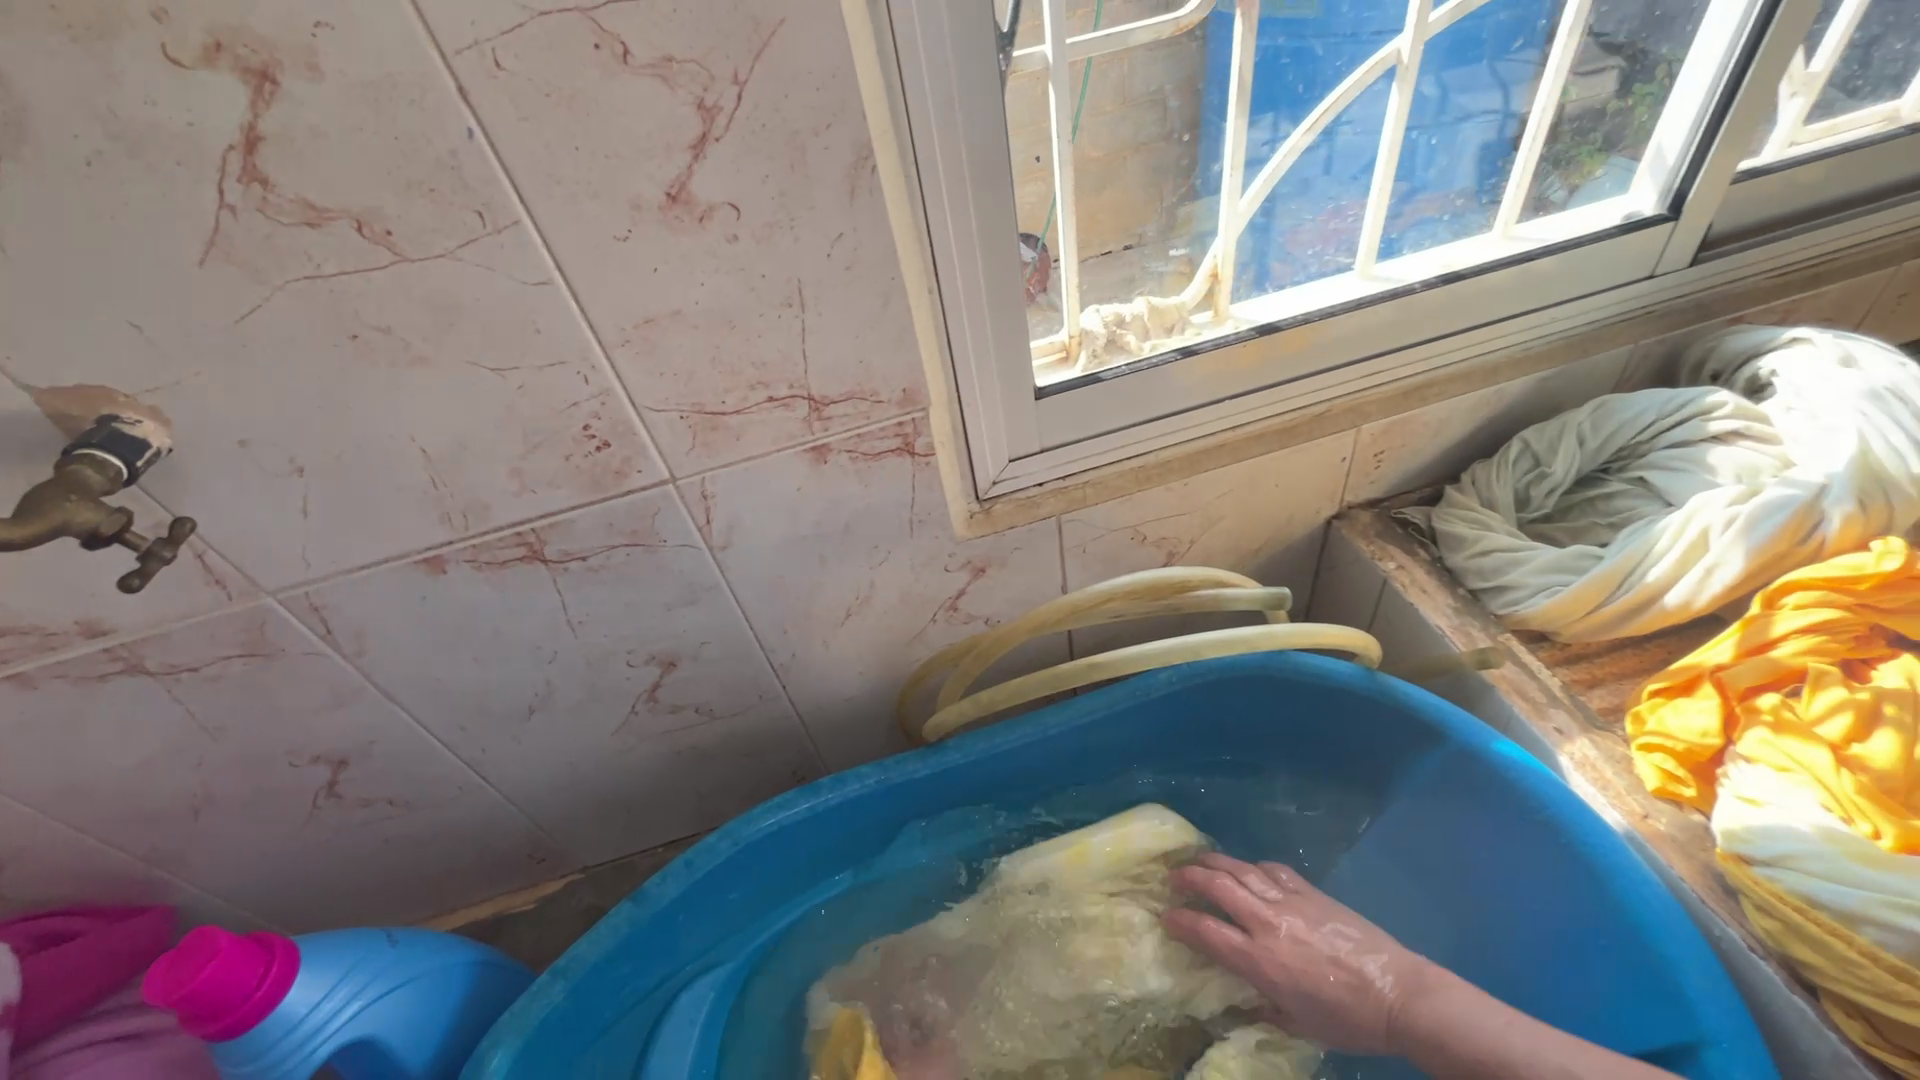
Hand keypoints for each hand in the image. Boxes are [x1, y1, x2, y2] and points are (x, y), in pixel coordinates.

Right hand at [1164, 853, 1436, 1055]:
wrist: (1399, 995)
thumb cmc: (1347, 1020)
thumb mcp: (1298, 1025)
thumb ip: (1265, 1008)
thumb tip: (1245, 1001)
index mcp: (1260, 961)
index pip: (1206, 931)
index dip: (1180, 921)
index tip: (1166, 917)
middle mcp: (1267, 924)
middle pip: (1217, 887)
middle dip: (1188, 877)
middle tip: (1173, 877)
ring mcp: (1290, 903)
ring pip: (1241, 869)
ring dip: (1214, 862)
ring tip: (1198, 861)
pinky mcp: (1312, 893)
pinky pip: (1274, 870)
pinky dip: (1254, 865)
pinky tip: (1248, 867)